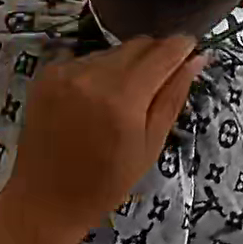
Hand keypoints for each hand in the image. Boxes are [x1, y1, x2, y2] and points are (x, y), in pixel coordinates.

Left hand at [0, 37, 206, 243]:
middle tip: (160, 83)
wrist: (46, 199)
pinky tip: (96, 100)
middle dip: (156, 55)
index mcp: (123, 97)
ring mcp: (66, 71)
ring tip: (124, 98)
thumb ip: (173, 96)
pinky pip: (88, 59)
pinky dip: (101, 72)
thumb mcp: (151, 144)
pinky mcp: (47, 74)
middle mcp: (92, 75)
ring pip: (114, 50)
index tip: (193, 48)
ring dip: (128, 64)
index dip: (182, 46)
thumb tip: (196, 59)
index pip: (163, 52)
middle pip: (139, 44)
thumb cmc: (107, 181)